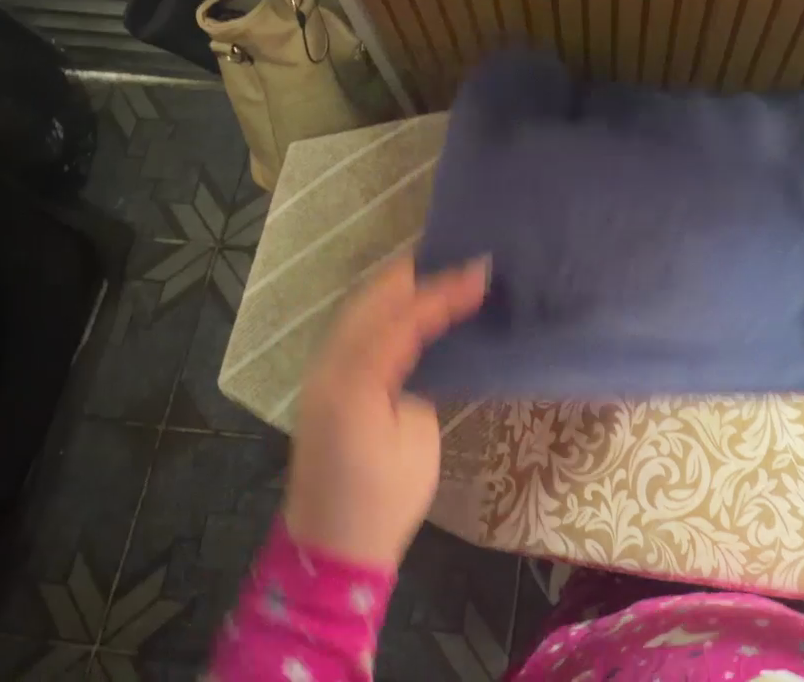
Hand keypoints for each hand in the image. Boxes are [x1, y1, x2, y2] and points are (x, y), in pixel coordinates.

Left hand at [281, 254, 488, 569]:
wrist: (333, 545)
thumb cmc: (384, 499)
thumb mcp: (416, 439)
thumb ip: (419, 381)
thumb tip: (432, 343)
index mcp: (354, 382)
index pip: (402, 319)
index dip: (442, 292)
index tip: (481, 273)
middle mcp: (329, 365)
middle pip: (372, 299)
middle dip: (417, 272)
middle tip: (464, 257)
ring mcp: (322, 370)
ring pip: (360, 307)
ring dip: (400, 284)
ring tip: (444, 267)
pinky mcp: (326, 379)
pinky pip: (356, 326)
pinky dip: (386, 305)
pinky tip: (414, 300)